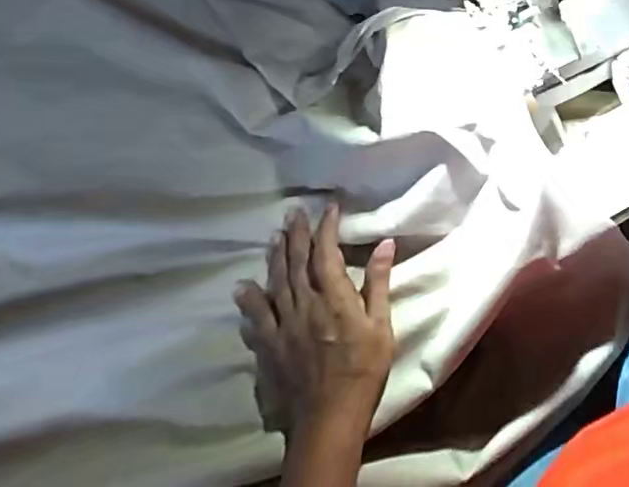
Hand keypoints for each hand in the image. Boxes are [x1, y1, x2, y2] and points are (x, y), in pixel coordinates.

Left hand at [235, 202, 396, 438]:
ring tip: (274, 236)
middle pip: (297, 262)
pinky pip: (256, 319)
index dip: (327, 228)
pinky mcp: (268, 348)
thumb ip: (379, 283)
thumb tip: (385, 244)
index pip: (326, 253)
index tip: (330, 208)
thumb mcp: (382, 326)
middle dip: (296, 234)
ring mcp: (283, 327)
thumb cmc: (364, 371)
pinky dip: (249, 301)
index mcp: (334, 298)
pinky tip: (243, 287)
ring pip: (275, 283)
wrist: (328, 421)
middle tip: (293, 212)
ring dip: (275, 257)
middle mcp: (305, 305)